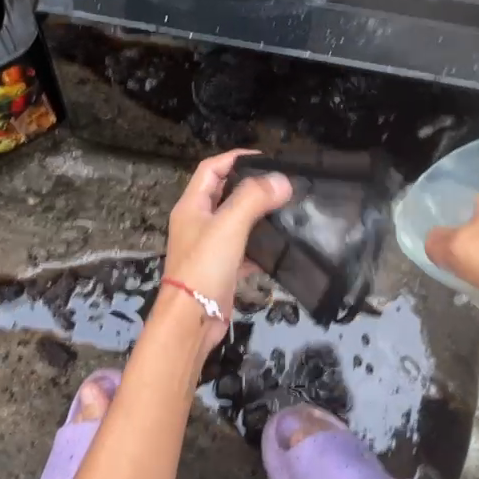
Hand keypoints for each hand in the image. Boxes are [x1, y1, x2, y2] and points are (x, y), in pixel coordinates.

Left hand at [161, 150, 293, 351]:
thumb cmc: (204, 266)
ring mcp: (209, 247)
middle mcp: (198, 223)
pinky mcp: (222, 269)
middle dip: (251, 186)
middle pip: (225, 194)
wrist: (192, 320)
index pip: (211, 169)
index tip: (266, 159)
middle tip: (282, 184)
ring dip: (258, 216)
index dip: (235, 158)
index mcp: (192, 206)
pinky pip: (244, 250)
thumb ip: (254, 198)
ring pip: (236, 222)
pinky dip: (260, 247)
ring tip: (287, 210)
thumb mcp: (229, 225)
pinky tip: (280, 247)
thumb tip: (282, 180)